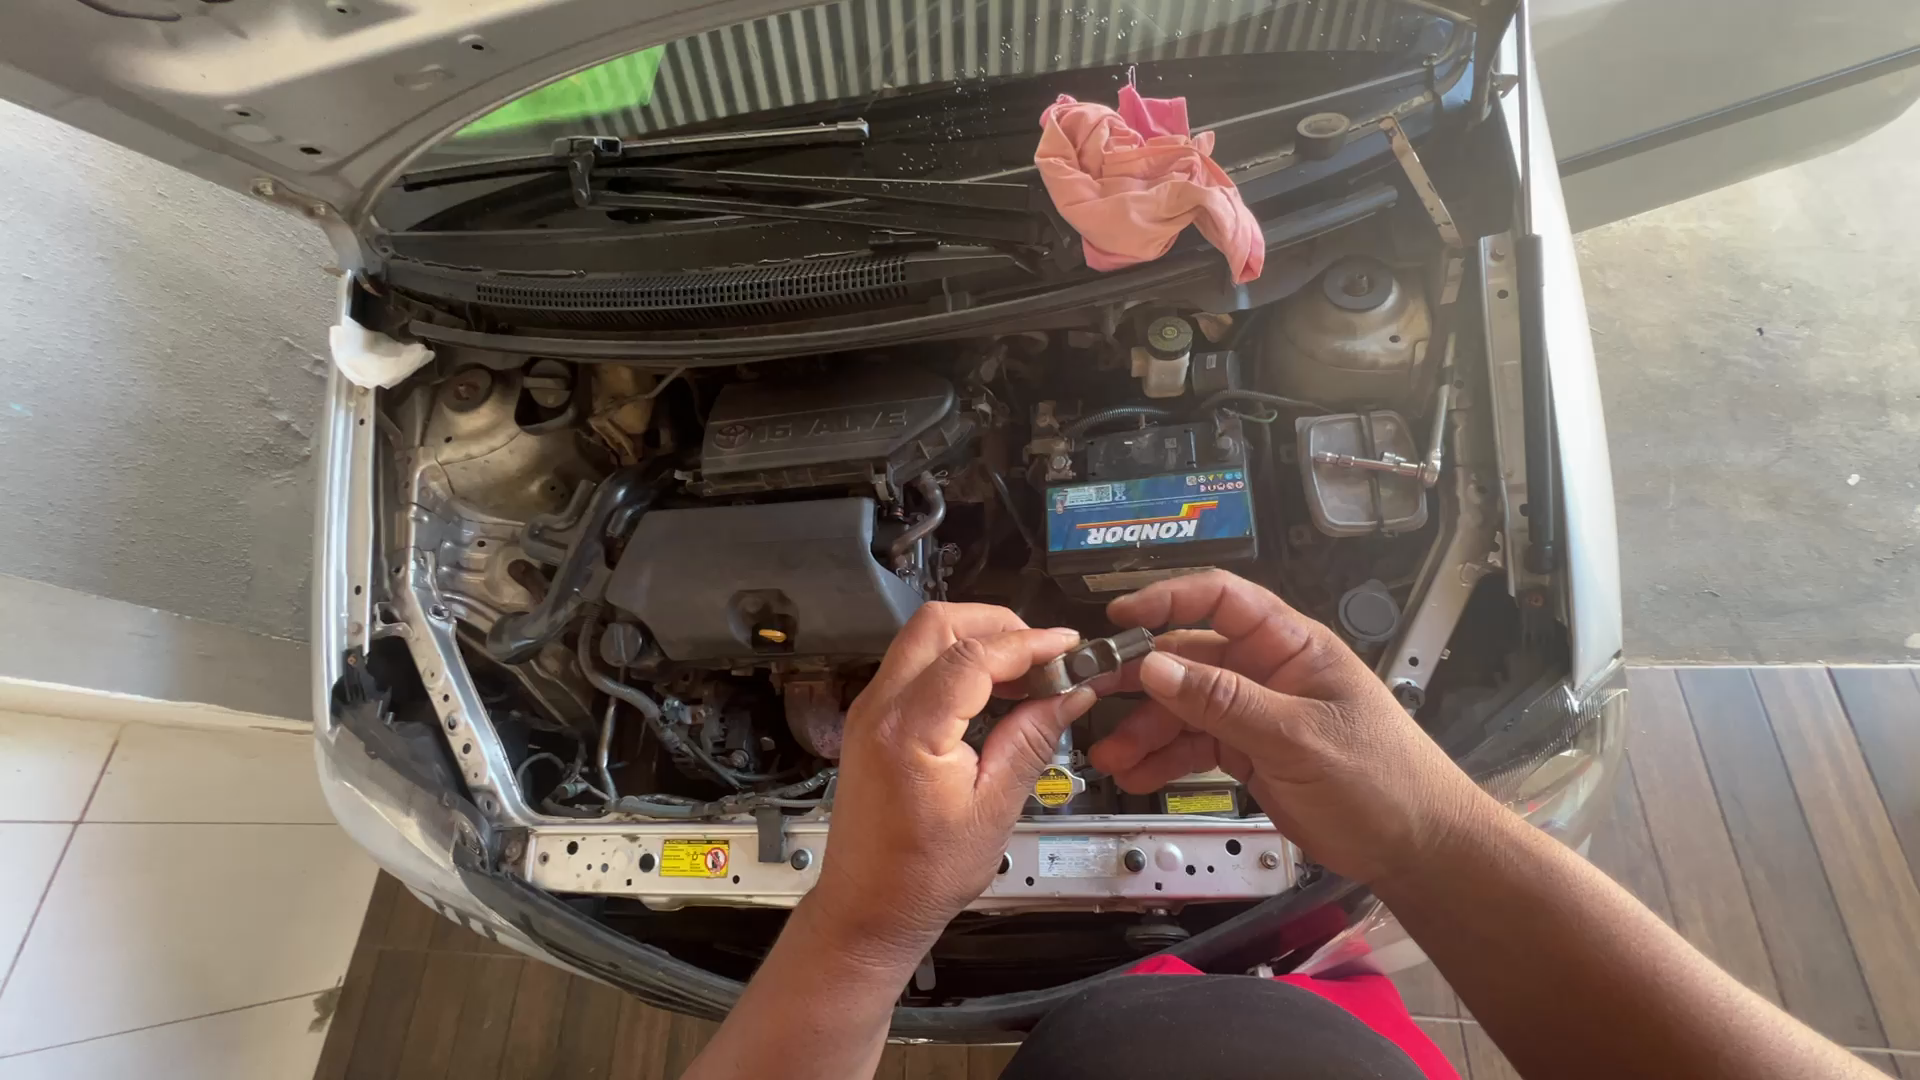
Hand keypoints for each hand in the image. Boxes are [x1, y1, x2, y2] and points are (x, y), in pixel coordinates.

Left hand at [812, 603, 1095, 959]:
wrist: (865, 907)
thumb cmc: (924, 874)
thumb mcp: (993, 810)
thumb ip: (1031, 740)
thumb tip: (1072, 694)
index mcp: (909, 730)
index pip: (972, 656)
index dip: (1027, 643)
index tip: (1068, 646)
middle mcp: (880, 706)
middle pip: (938, 622)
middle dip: (996, 623)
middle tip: (1042, 652)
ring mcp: (870, 707)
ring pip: (923, 635)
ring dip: (976, 638)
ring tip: (1024, 672)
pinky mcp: (872, 716)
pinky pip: (915, 663)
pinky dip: (956, 659)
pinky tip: (991, 688)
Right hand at [1087, 571, 1488, 885]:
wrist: (1417, 851)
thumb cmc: (1377, 779)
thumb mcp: (1297, 737)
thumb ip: (1222, 701)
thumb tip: (1151, 666)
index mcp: (1288, 644)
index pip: (1220, 600)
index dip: (1167, 599)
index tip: (1120, 616)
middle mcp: (1262, 668)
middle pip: (1187, 657)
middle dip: (1140, 677)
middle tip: (1091, 693)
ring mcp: (1250, 709)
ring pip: (1182, 706)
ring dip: (1144, 729)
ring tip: (1110, 756)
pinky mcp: (1244, 748)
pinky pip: (1192, 743)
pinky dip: (1164, 758)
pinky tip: (1137, 775)